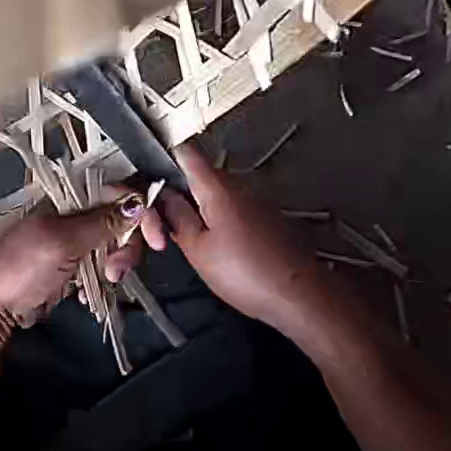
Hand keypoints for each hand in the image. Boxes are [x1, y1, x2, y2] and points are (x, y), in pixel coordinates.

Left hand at [0, 202, 144, 338]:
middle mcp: (75, 214)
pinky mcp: (73, 265)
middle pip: (122, 220)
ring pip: (115, 244)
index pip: (119, 192)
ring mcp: (74, 240)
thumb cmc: (24, 267)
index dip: (143, 211)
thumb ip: (103, 222)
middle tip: (116, 271)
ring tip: (102, 282)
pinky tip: (86, 293)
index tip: (157, 240)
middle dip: (128, 246)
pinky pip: (102, 264)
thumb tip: (140, 200)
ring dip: (116, 264)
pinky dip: (102, 278)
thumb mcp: (65, 242)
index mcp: (69, 199)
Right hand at [134, 143, 341, 338]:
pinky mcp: (266, 220)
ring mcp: (255, 202)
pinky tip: (216, 251)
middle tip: (164, 231)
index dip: (163, 161)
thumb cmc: (249, 274)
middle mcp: (238, 187)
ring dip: (197, 213)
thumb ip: (177, 218)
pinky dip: (217, 224)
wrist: (300, 296)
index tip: (150, 182)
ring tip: (189, 245)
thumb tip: (164, 196)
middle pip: (198, 177)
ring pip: (214, 196)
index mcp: (217, 188)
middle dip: (176, 198)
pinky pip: (232, 210)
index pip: (185, 154)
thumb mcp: (198, 249)